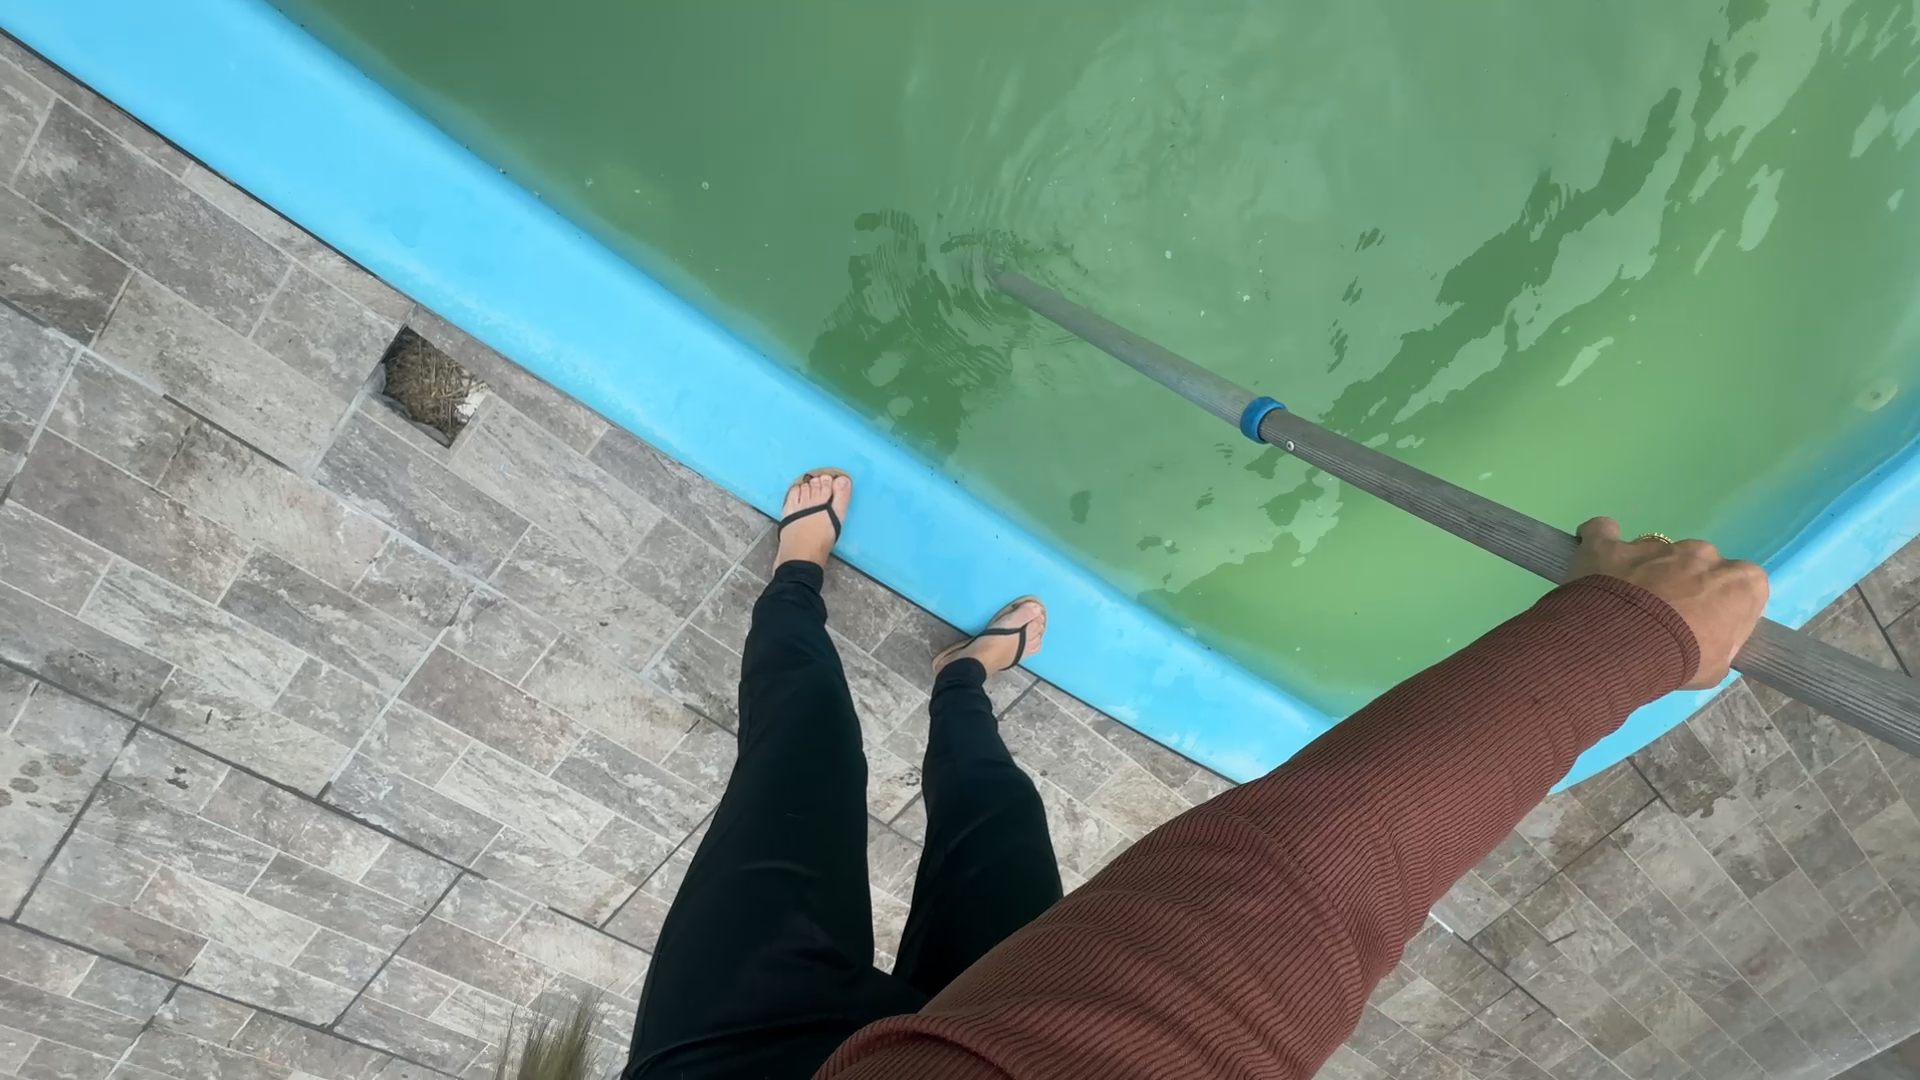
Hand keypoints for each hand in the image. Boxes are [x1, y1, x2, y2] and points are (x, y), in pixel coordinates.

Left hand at [1567, 517, 1768, 688]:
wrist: (1620, 645)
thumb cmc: (1678, 658)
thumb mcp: (1717, 664)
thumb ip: (1719, 643)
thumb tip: (1708, 641)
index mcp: (1742, 582)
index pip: (1735, 584)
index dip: (1713, 601)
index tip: (1696, 618)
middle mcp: (1701, 555)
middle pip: (1692, 563)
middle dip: (1674, 581)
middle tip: (1652, 610)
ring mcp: (1652, 546)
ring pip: (1649, 550)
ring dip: (1637, 567)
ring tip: (1616, 594)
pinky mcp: (1607, 545)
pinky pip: (1600, 530)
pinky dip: (1596, 538)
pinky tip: (1592, 550)